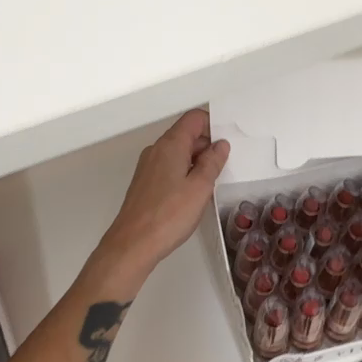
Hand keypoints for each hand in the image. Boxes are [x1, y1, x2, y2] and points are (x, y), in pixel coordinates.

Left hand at [98, 109, 230, 277]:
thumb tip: (220, 145)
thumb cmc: (170, 214)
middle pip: (186, 134)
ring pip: (177, 152)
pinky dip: (184, 172)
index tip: (228, 143)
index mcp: (171, 144)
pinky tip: (193, 193)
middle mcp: (156, 150)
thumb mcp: (200, 187)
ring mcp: (148, 166)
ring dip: (196, 161)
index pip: (194, 118)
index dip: (213, 125)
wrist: (133, 243)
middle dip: (207, 145)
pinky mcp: (145, 183)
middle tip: (225, 166)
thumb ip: (212, 162)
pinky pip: (169, 167)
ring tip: (212, 182)